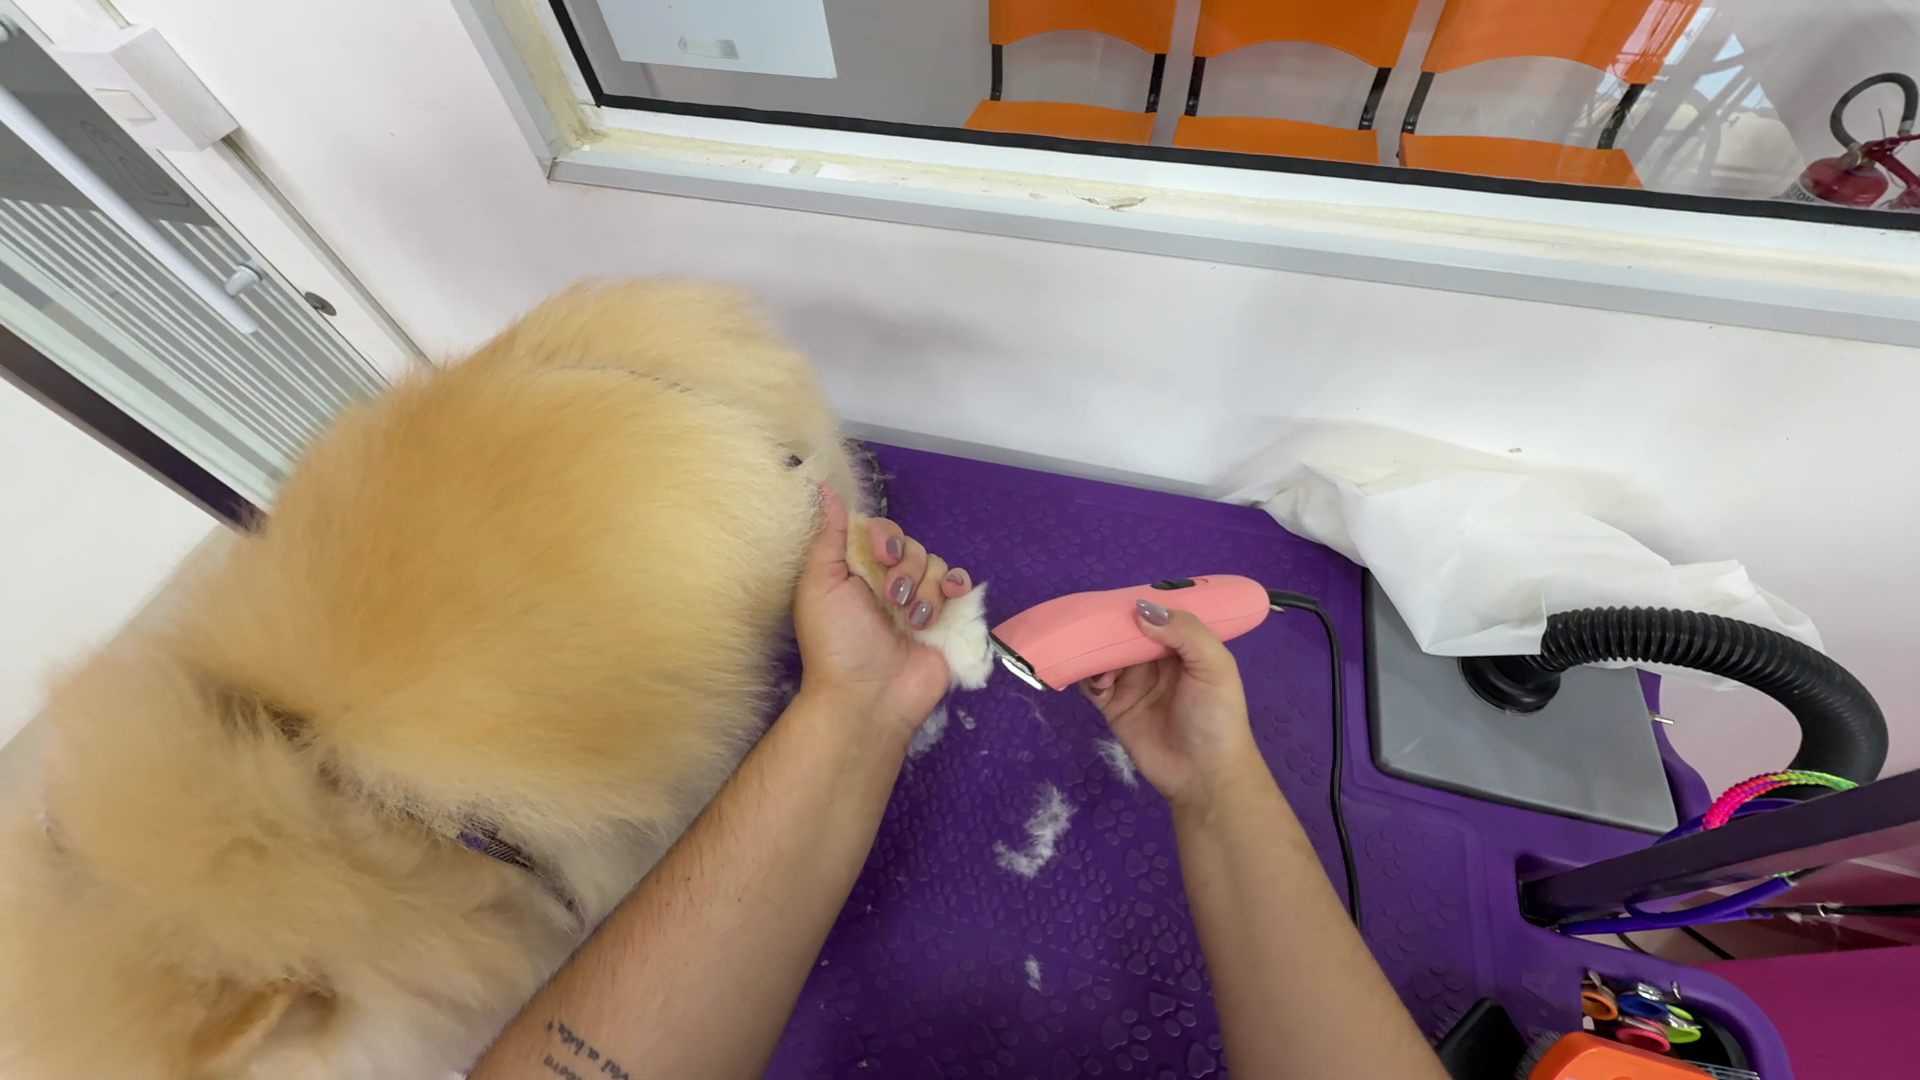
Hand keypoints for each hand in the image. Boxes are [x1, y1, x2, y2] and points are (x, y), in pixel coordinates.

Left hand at [793, 485, 972, 738]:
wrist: (868, 695)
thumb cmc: (837, 641)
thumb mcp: (820, 584)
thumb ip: (828, 535)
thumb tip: (821, 484)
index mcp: (858, 571)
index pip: (881, 532)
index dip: (887, 537)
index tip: (883, 555)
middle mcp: (889, 582)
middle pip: (913, 546)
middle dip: (906, 570)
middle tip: (891, 600)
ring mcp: (919, 600)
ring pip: (937, 565)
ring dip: (925, 590)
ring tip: (912, 620)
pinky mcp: (946, 619)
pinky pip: (960, 585)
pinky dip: (957, 587)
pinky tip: (949, 598)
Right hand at [1080, 602, 1264, 810]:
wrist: (1204, 776)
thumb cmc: (1216, 717)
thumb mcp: (1215, 666)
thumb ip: (1185, 632)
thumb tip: (1139, 609)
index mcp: (1181, 647)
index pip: (1154, 617)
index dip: (1136, 606)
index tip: (1116, 598)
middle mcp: (1154, 661)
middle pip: (1123, 634)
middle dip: (1108, 629)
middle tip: (1096, 628)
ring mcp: (1132, 683)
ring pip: (1103, 656)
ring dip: (1096, 654)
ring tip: (1103, 666)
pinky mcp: (1113, 706)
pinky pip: (1093, 684)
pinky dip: (1089, 678)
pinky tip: (1100, 684)